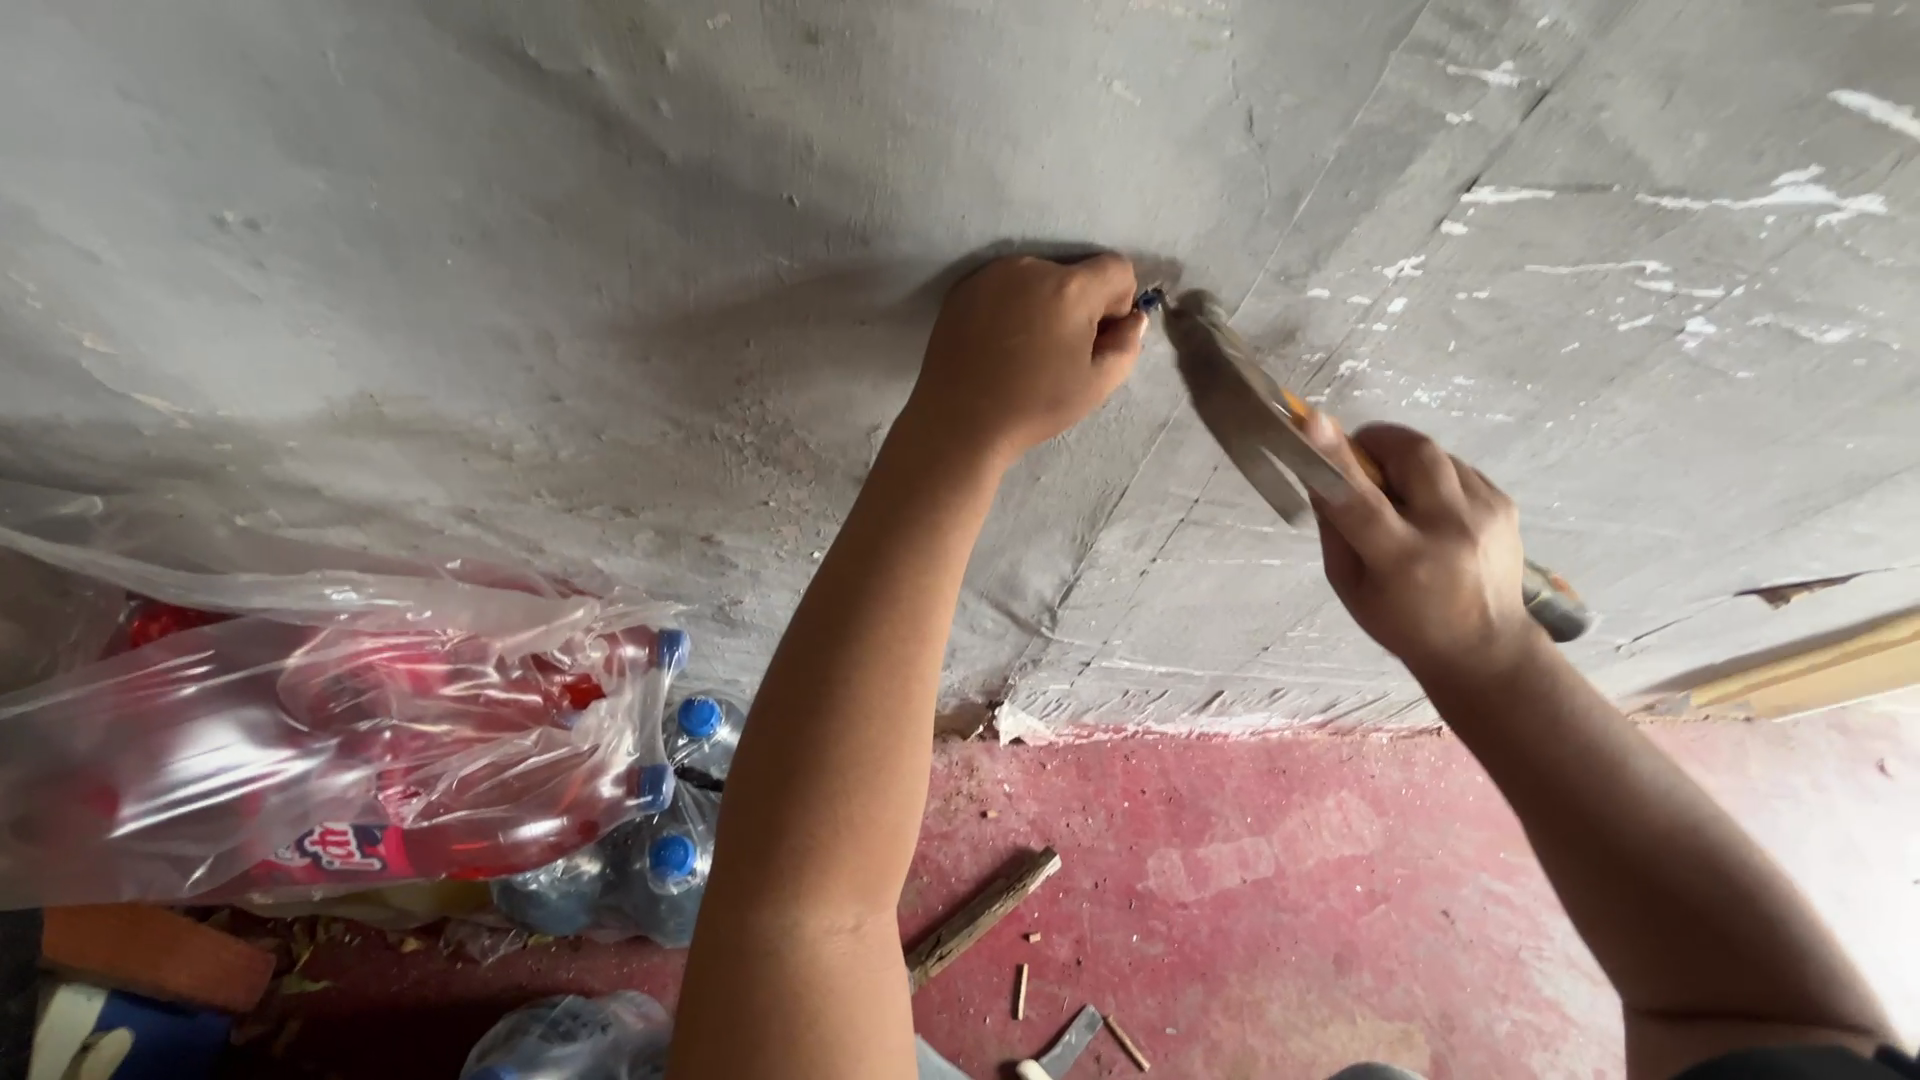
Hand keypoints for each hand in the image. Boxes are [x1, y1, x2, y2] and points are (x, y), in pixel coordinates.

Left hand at [902, 254, 1146, 461]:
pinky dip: (1009, 307)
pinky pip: (1003, 288)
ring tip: (1024, 350)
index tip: (1096, 338)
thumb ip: (1127, 345)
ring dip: (1043, 304)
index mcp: (1070, 287)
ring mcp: (991, 275)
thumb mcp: (1096, 385)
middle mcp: (1031, 267)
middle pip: (1074, 274)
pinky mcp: (963, 289)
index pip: (1116, 268)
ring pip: (1037, 279)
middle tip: (1057, 352)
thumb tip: (1132, 319)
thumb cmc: (1033, 407)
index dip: (1117, 303)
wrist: (959, 422)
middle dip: (1078, 305)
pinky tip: (998, 346)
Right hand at [1303, 418, 1542, 681]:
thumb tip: (1319, 471)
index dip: (1335, 459)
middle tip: (1359, 459)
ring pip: (1434, 454)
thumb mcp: (1349, 584)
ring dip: (1403, 461)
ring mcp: (1486, 514)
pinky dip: (1431, 476)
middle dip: (1376, 442)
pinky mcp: (1505, 503)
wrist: (1486, 648)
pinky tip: (1428, 508)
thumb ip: (1335, 527)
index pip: (1360, 500)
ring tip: (1396, 494)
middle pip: (1412, 455)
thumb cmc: (1401, 622)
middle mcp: (1450, 530)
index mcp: (1402, 560)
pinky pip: (1456, 467)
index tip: (1312, 421)